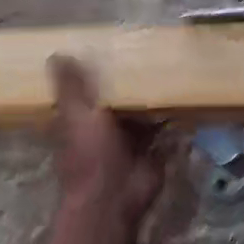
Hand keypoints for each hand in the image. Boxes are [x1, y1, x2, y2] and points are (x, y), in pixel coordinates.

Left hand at [48, 55, 162, 226]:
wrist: (115, 198)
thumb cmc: (90, 155)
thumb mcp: (76, 115)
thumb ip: (70, 88)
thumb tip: (56, 52)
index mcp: (81, 118)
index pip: (89, 89)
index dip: (99, 71)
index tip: (117, 45)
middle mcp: (105, 127)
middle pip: (120, 98)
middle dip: (133, 81)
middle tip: (155, 51)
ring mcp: (130, 139)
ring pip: (144, 111)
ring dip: (155, 97)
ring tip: (175, 66)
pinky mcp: (154, 149)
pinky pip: (166, 127)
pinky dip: (174, 115)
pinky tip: (187, 95)